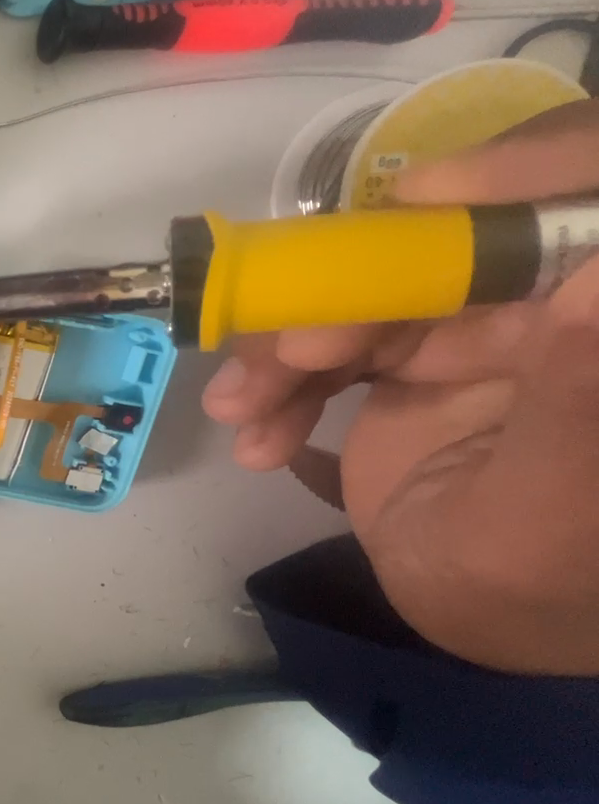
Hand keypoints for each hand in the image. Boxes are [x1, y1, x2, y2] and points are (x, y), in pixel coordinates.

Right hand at [204, 100, 598, 675]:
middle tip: (290, 355)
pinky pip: (328, 350)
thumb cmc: (540, 590)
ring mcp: (482, 336)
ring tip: (240, 410)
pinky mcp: (409, 367)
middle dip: (350, 293)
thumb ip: (575, 406)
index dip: (534, 171)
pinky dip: (277, 386)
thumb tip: (588, 278)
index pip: (592, 206)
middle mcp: (555, 315)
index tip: (423, 195)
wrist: (484, 632)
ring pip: (367, 300)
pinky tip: (252, 433)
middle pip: (452, 250)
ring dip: (286, 349)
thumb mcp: (553, 518)